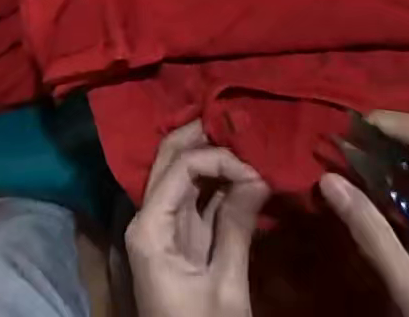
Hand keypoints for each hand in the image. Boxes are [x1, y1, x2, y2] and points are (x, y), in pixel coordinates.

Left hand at [126, 120, 270, 316]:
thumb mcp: (225, 287)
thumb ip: (238, 225)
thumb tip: (260, 173)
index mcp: (149, 227)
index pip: (181, 166)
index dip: (218, 157)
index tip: (255, 168)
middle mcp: (150, 217)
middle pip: (171, 157)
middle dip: (204, 135)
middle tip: (242, 121)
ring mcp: (167, 226)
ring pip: (185, 172)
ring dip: (214, 154)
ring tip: (248, 139)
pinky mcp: (184, 238)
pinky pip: (200, 196)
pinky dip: (222, 181)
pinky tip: (246, 170)